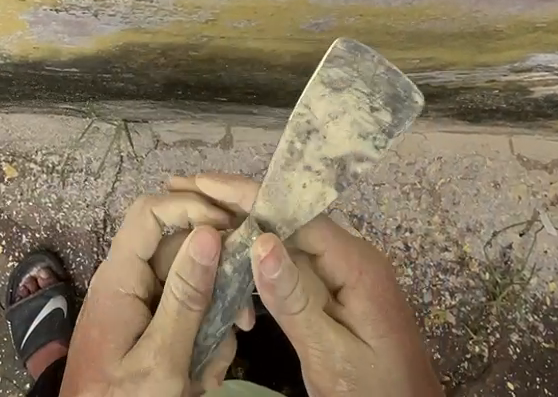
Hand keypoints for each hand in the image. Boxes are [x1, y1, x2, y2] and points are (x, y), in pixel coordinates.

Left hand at [61, 191, 239, 396]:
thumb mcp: (161, 359)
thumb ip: (186, 297)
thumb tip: (209, 232)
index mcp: (119, 275)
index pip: (150, 211)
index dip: (190, 208)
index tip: (231, 228)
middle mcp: (126, 279)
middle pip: (177, 250)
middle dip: (215, 281)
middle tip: (246, 319)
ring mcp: (136, 303)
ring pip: (186, 285)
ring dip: (211, 322)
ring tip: (215, 366)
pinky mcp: (145, 326)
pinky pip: (180, 314)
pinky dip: (200, 341)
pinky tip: (205, 376)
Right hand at [167, 174, 441, 396]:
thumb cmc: (374, 395)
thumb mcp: (331, 356)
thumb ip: (294, 300)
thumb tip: (258, 239)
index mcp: (357, 263)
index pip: (294, 212)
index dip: (246, 193)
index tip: (202, 182)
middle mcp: (351, 255)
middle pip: (286, 214)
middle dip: (234, 198)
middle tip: (183, 186)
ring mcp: (342, 271)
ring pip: (284, 234)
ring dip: (240, 219)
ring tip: (193, 206)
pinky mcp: (333, 288)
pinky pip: (290, 258)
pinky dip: (254, 249)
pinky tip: (224, 244)